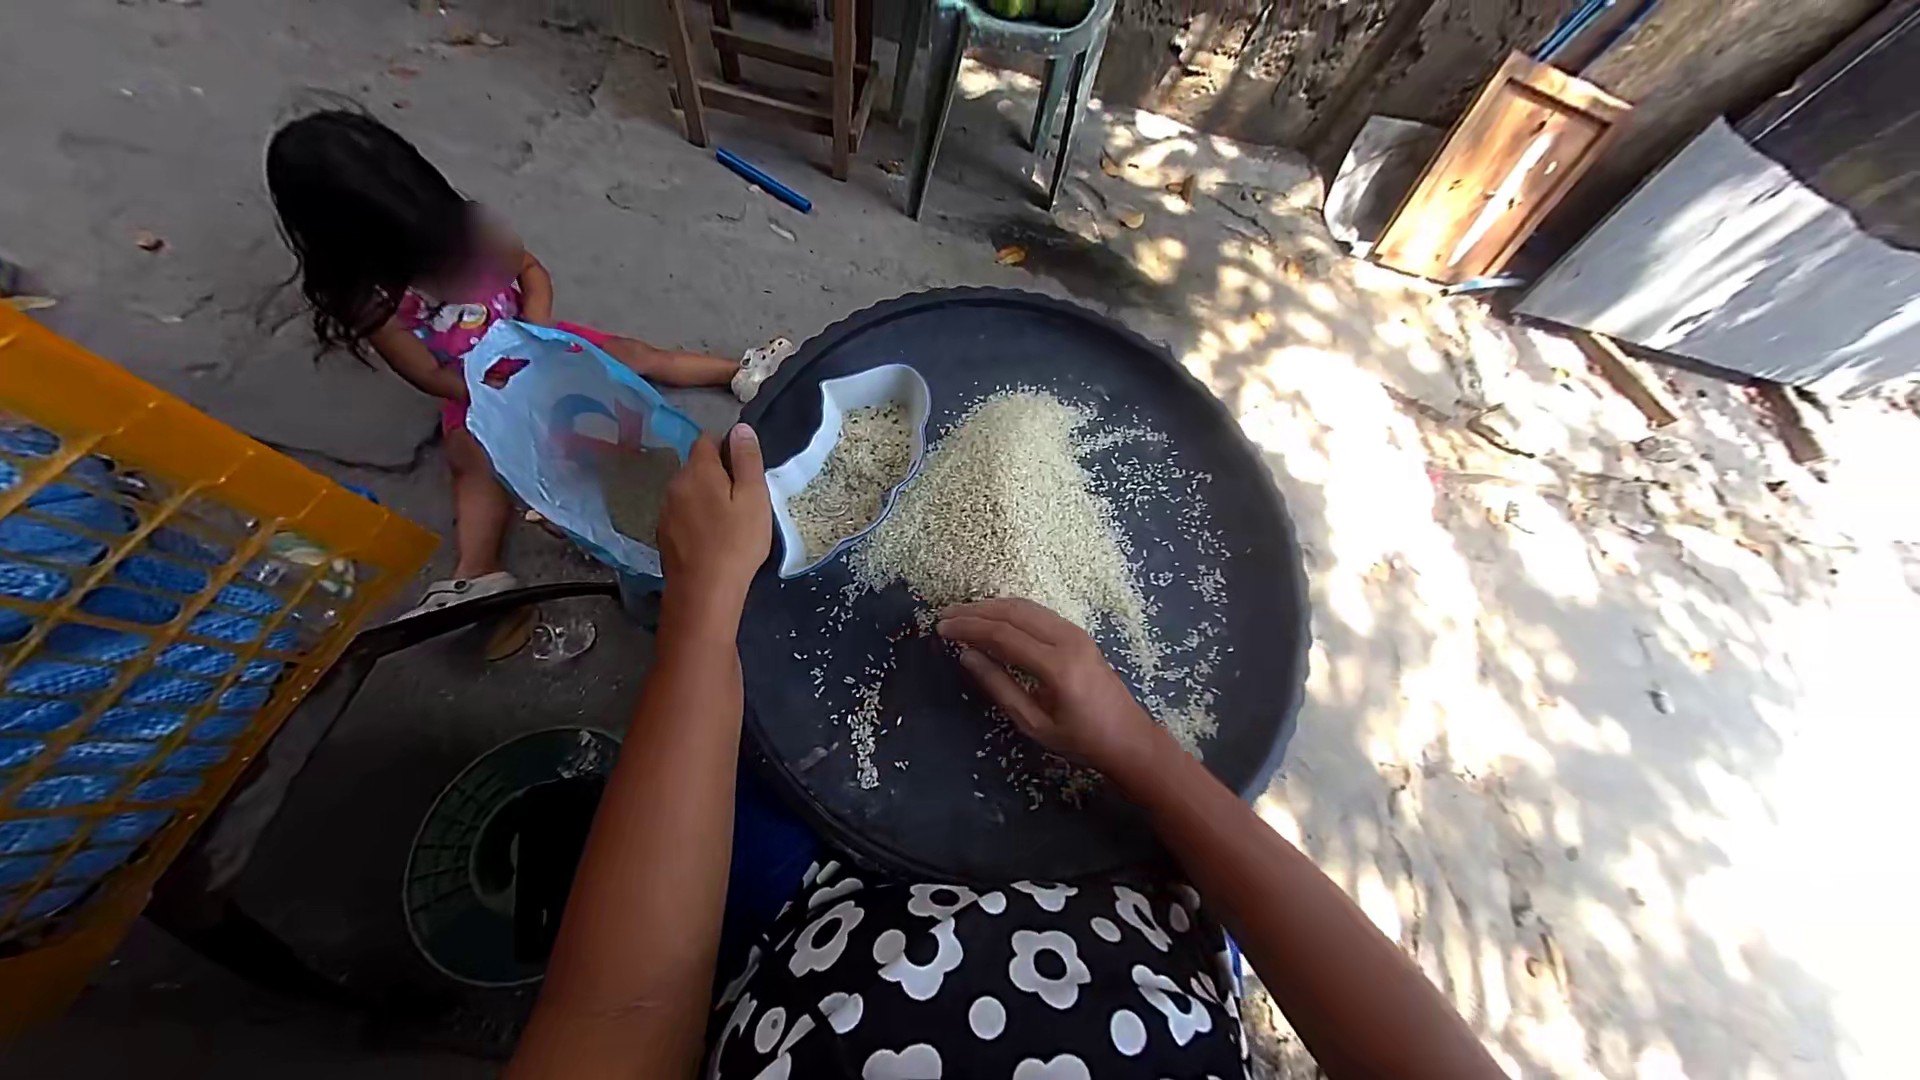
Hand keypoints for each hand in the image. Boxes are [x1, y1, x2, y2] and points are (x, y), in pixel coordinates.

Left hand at [657, 424, 770, 609]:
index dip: (729, 448)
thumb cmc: (737, 542)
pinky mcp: (664, 533)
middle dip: (719, 474)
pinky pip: (684, 513)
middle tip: (745, 500)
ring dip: (707, 496)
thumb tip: (740, 428)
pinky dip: (697, 517)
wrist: (705, 591)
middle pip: (698, 466)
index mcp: (698, 470)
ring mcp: (666, 510)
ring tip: (730, 521)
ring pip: (690, 490)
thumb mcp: (754, 498)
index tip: (748, 470)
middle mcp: (675, 484)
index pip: (708, 439)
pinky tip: (713, 537)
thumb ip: (747, 460)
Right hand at [937, 597, 1169, 778]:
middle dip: (975, 611)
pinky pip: (1038, 612)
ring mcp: (1075, 632)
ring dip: (991, 607)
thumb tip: (966, 655)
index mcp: (1057, 666)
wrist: (1129, 738)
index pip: (1003, 635)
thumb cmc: (1081, 740)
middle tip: (945, 616)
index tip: (942, 628)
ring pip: (1026, 607)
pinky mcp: (1077, 633)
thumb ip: (998, 686)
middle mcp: (1067, 639)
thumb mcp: (1033, 722)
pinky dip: (1010, 610)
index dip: (969, 628)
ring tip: (962, 614)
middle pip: (1013, 613)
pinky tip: (992, 617)